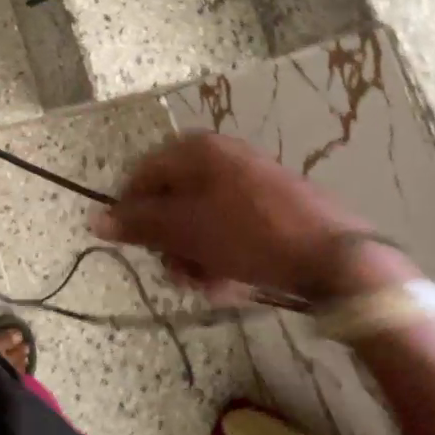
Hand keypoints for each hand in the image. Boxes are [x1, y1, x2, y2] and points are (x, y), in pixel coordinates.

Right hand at [92, 132, 414, 301]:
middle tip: (181, 274)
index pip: (141, 175)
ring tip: (212, 286)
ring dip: (199, 255)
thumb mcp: (185, 230)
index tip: (138, 249)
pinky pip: (235, 227)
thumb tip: (94, 219)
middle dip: (172, 242)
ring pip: (204, 219)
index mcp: (195, 148)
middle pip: (174, 200)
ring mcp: (252, 179)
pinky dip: (227, 254)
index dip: (132, 213)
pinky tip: (236, 283)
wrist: (340, 260)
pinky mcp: (278, 206)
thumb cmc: (250, 234)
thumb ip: (138, 223)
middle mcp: (221, 155)